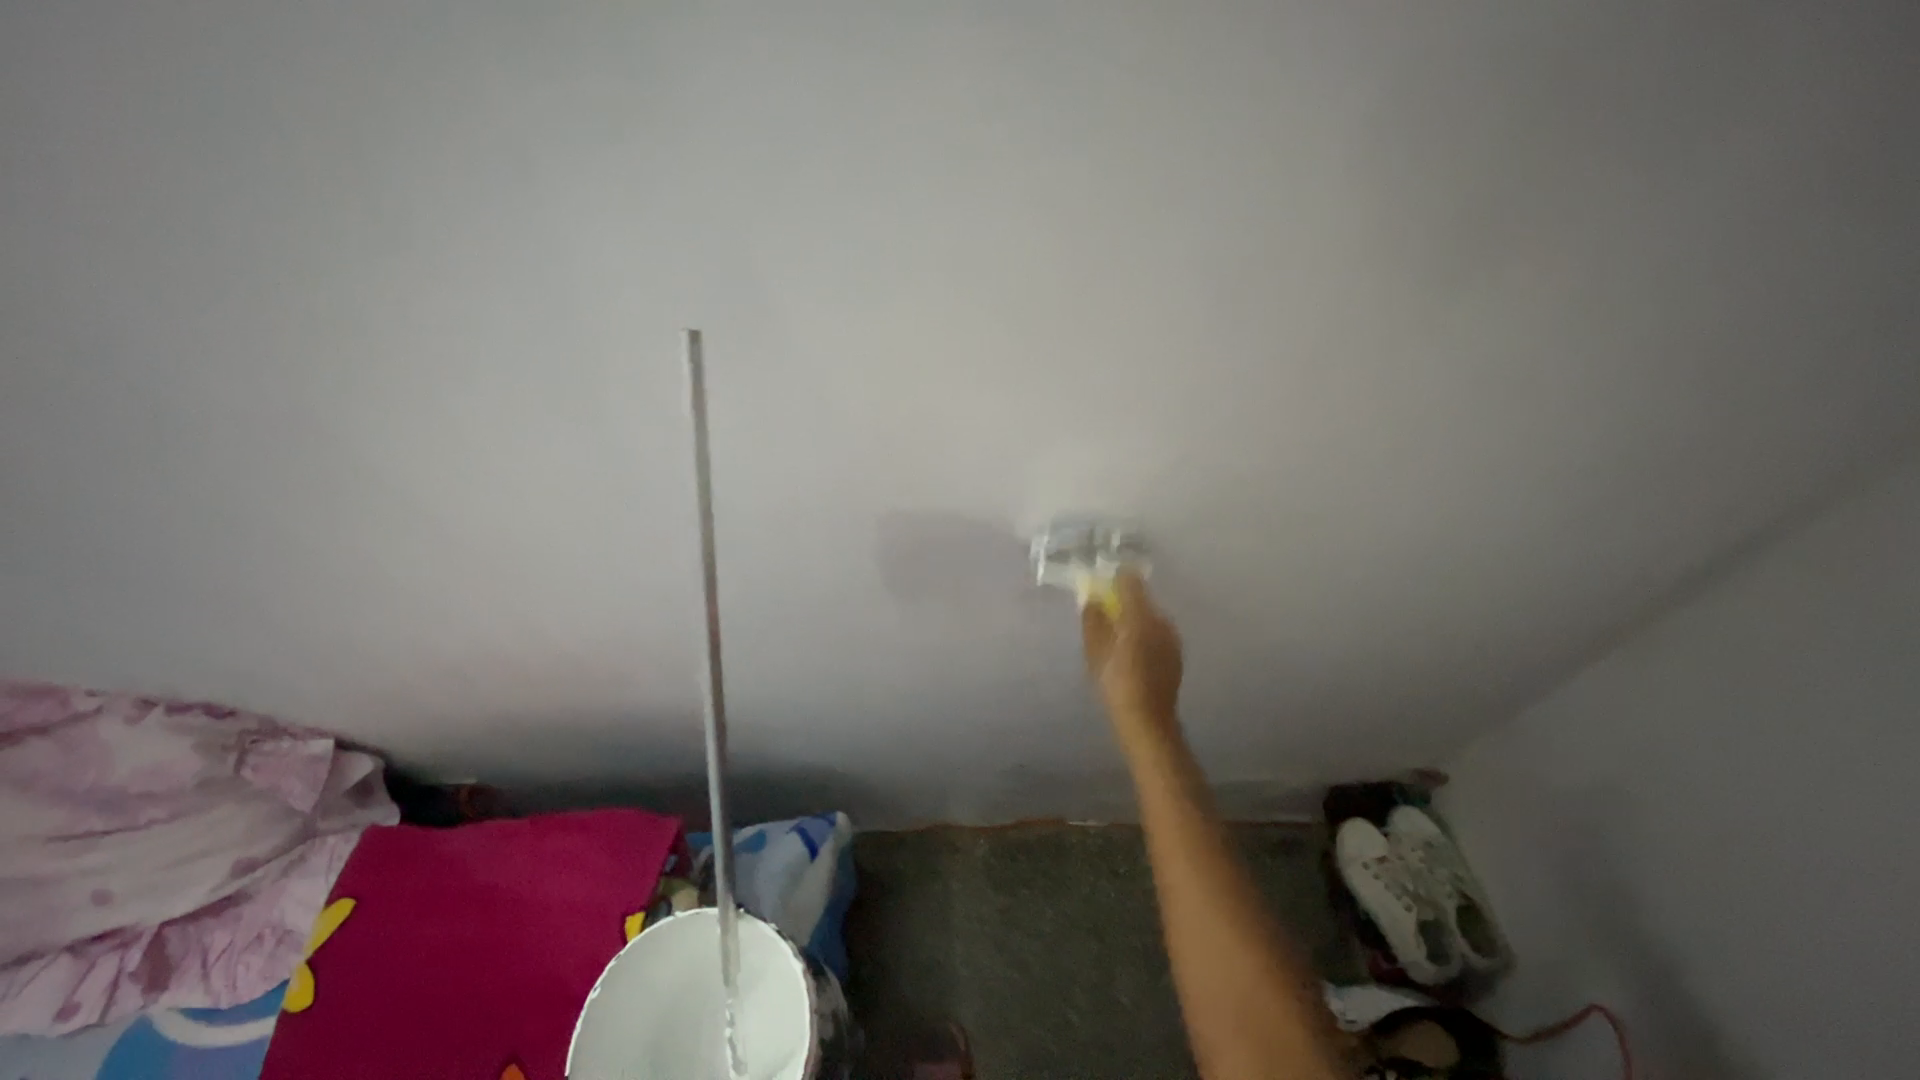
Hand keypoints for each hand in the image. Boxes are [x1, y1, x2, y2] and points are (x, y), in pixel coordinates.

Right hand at [1082, 570, 1183, 727]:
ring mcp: (1173, 638)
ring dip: (1136, 620)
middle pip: (1142, 600)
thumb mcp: (1094, 651)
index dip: (1115, 578)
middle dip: (1124, 602)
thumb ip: (1093, 620)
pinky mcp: (1176, 654)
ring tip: (1119, 637)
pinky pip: (1158, 634)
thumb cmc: (1116, 683)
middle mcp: (1161, 620)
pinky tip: (1134, 653)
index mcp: (1140, 615)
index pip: (1130, 582)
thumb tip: (1092, 599)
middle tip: (1106, 613)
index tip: (1102, 582)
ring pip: (1151, 618)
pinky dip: (1145, 635)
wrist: (1147, 719)